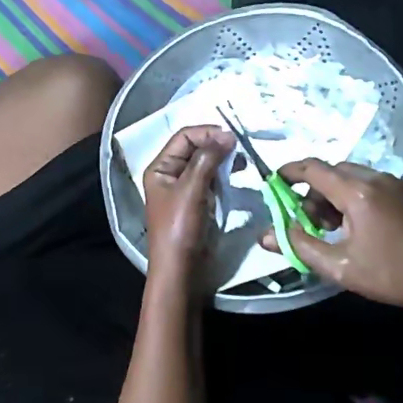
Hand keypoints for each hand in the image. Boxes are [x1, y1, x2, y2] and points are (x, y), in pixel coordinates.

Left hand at [142, 125, 233, 270]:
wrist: (182, 269)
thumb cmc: (180, 228)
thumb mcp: (191, 190)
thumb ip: (207, 159)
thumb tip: (226, 135)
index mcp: (160, 168)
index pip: (183, 137)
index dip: (206, 133)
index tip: (232, 138)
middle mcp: (170, 175)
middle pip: (195, 148)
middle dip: (216, 145)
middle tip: (240, 149)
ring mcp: (185, 189)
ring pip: (206, 164)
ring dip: (223, 159)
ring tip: (242, 162)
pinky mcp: (199, 202)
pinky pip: (212, 180)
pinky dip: (225, 175)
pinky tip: (238, 175)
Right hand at [262, 159, 402, 311]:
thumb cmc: (389, 274)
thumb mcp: (339, 266)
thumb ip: (300, 246)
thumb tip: (268, 235)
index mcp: (357, 192)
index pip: (314, 169)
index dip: (289, 173)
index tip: (273, 183)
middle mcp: (374, 179)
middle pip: (331, 172)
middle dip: (312, 192)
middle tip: (307, 222)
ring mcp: (392, 184)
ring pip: (350, 177)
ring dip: (332, 194)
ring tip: (330, 228)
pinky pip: (367, 184)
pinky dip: (351, 196)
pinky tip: (353, 226)